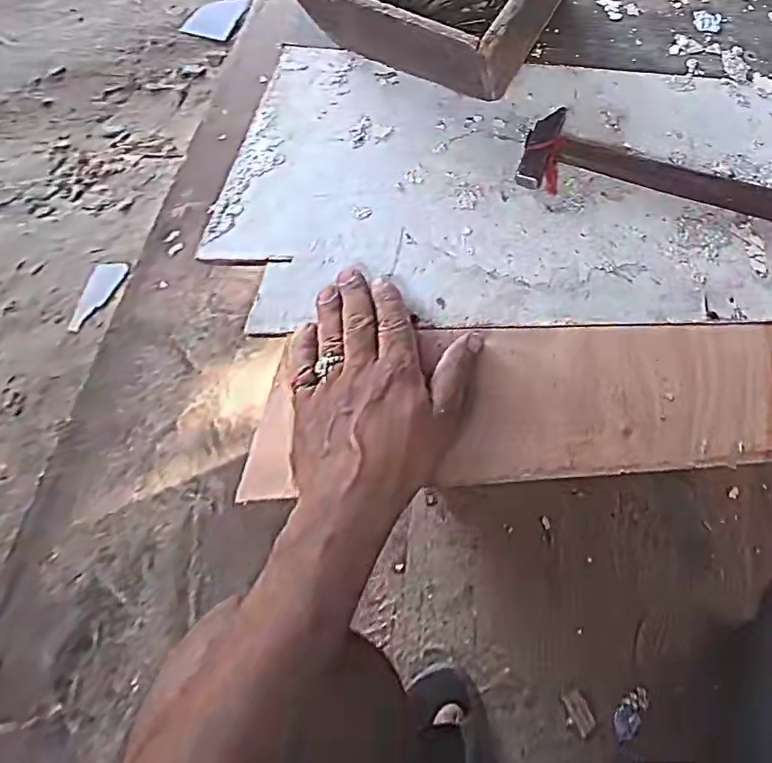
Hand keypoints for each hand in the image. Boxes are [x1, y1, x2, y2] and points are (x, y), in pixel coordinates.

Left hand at [280, 269, 483, 526]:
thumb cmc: (402, 463)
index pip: (393, 325)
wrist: (349, 499)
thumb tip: (469, 341)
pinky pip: (302, 366)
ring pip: (329, 337)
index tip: (384, 283)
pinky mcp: (306, 405)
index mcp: (396, 372)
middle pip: (357, 323)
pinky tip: (305, 332)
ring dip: (329, 310)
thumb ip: (454, 376)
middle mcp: (361, 370)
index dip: (389, 301)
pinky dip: (303, 345)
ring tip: (328, 290)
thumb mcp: (443, 420)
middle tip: (351, 273)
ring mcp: (329, 386)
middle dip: (355, 295)